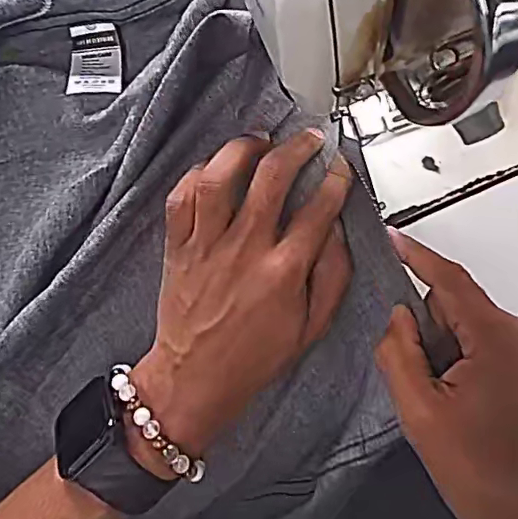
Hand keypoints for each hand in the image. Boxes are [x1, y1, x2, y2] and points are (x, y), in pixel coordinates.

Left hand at [127, 131, 354, 477]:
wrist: (196, 377)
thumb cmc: (251, 356)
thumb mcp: (312, 327)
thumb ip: (333, 276)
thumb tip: (338, 232)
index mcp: (283, 272)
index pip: (318, 208)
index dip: (335, 179)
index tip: (339, 168)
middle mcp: (244, 251)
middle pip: (271, 178)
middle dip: (296, 149)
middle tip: (307, 141)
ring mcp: (207, 246)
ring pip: (219, 178)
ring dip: (242, 150)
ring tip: (259, 142)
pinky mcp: (178, 247)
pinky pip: (181, 198)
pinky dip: (197, 175)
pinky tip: (215, 169)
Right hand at [375, 231, 517, 518]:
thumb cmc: (485, 480)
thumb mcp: (419, 413)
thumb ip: (398, 351)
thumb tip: (398, 317)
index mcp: (499, 341)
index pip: (450, 279)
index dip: (417, 255)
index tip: (394, 238)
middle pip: (460, 307)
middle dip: (432, 332)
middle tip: (423, 381)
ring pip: (476, 328)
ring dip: (452, 352)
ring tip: (452, 405)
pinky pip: (495, 346)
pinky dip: (471, 362)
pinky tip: (469, 406)